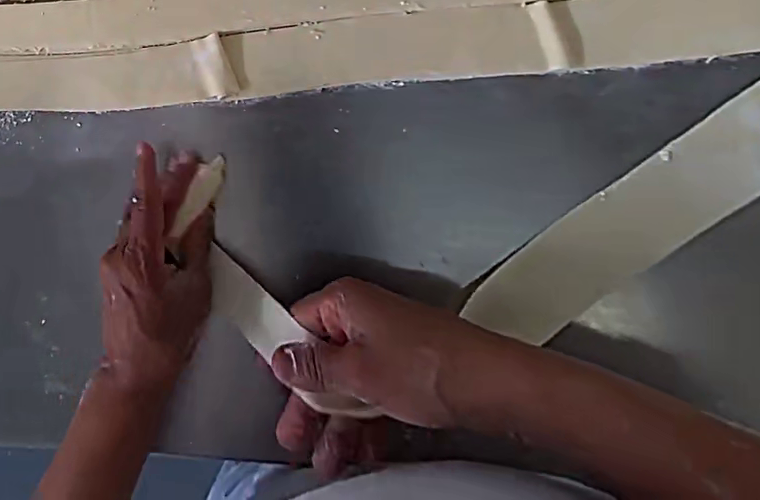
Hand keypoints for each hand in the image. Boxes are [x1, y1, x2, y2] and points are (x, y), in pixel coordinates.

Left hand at [95, 143, 215, 397]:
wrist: (133, 375)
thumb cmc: (169, 336)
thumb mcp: (195, 292)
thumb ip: (197, 247)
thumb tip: (202, 213)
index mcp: (140, 257)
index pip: (145, 205)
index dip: (148, 174)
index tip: (147, 147)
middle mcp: (119, 253)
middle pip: (143, 209)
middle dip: (166, 184)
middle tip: (186, 162)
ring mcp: (111, 262)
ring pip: (136, 223)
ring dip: (158, 204)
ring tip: (181, 187)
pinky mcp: (111, 271)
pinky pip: (133, 238)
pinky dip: (151, 225)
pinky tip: (167, 223)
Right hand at [270, 278, 495, 472]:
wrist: (490, 384)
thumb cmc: (426, 365)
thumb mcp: (357, 372)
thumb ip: (314, 367)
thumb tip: (281, 358)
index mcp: (344, 302)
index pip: (298, 321)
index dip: (283, 355)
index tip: (270, 384)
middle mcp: (361, 315)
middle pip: (321, 357)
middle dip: (309, 402)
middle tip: (294, 435)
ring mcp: (384, 341)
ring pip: (347, 381)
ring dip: (336, 422)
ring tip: (327, 458)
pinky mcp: (403, 366)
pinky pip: (372, 391)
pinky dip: (364, 421)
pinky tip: (359, 452)